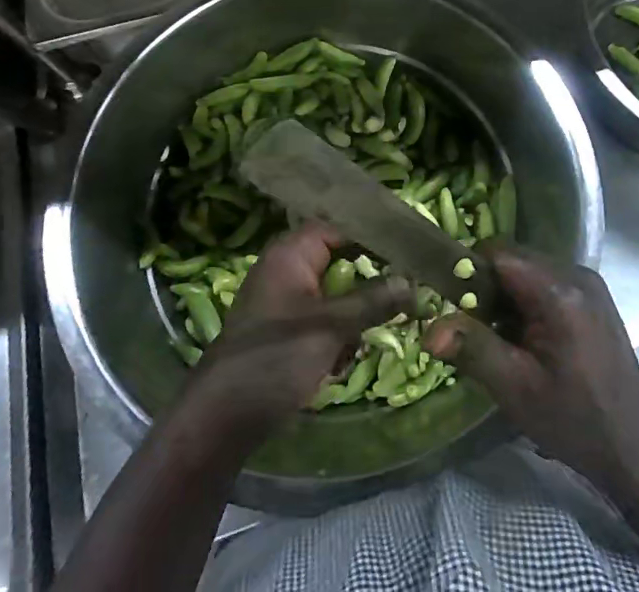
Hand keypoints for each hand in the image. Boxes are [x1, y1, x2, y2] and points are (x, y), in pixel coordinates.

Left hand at [185, 220, 410, 434]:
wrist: (227, 413)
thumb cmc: (277, 356)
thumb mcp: (330, 326)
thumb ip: (372, 300)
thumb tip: (411, 282)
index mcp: (290, 253)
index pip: (338, 226)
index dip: (372, 234)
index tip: (408, 248)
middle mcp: (287, 269)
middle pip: (339, 260)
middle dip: (370, 279)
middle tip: (408, 292)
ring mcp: (285, 300)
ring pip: (335, 293)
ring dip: (357, 312)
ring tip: (382, 328)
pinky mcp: (287, 329)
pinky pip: (323, 319)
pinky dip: (339, 333)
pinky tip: (346, 358)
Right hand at [424, 247, 638, 570]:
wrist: (635, 447)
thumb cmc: (575, 419)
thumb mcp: (515, 388)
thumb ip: (472, 348)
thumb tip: (428, 329)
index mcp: (559, 291)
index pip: (497, 252)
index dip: (467, 270)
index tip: (451, 303)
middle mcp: (576, 274)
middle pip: (511, 257)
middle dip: (484, 284)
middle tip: (471, 325)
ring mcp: (587, 283)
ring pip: (525, 268)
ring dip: (502, 294)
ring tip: (496, 335)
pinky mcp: (590, 296)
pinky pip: (542, 281)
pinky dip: (522, 300)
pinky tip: (521, 337)